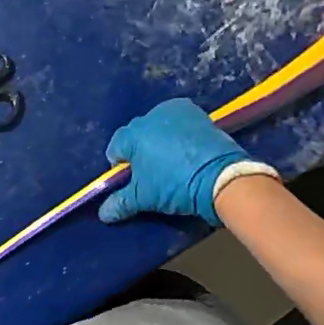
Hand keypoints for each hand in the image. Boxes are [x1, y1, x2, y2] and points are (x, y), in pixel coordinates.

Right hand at [100, 98, 265, 226]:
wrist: (219, 175)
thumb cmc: (174, 185)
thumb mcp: (144, 198)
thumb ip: (120, 203)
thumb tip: (103, 213)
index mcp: (133, 134)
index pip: (116, 148)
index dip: (121, 167)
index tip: (134, 182)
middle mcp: (150, 116)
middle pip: (137, 136)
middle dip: (141, 152)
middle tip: (154, 174)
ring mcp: (174, 111)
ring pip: (158, 128)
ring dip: (160, 141)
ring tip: (173, 163)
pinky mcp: (195, 112)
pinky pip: (178, 123)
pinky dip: (179, 134)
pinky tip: (188, 150)